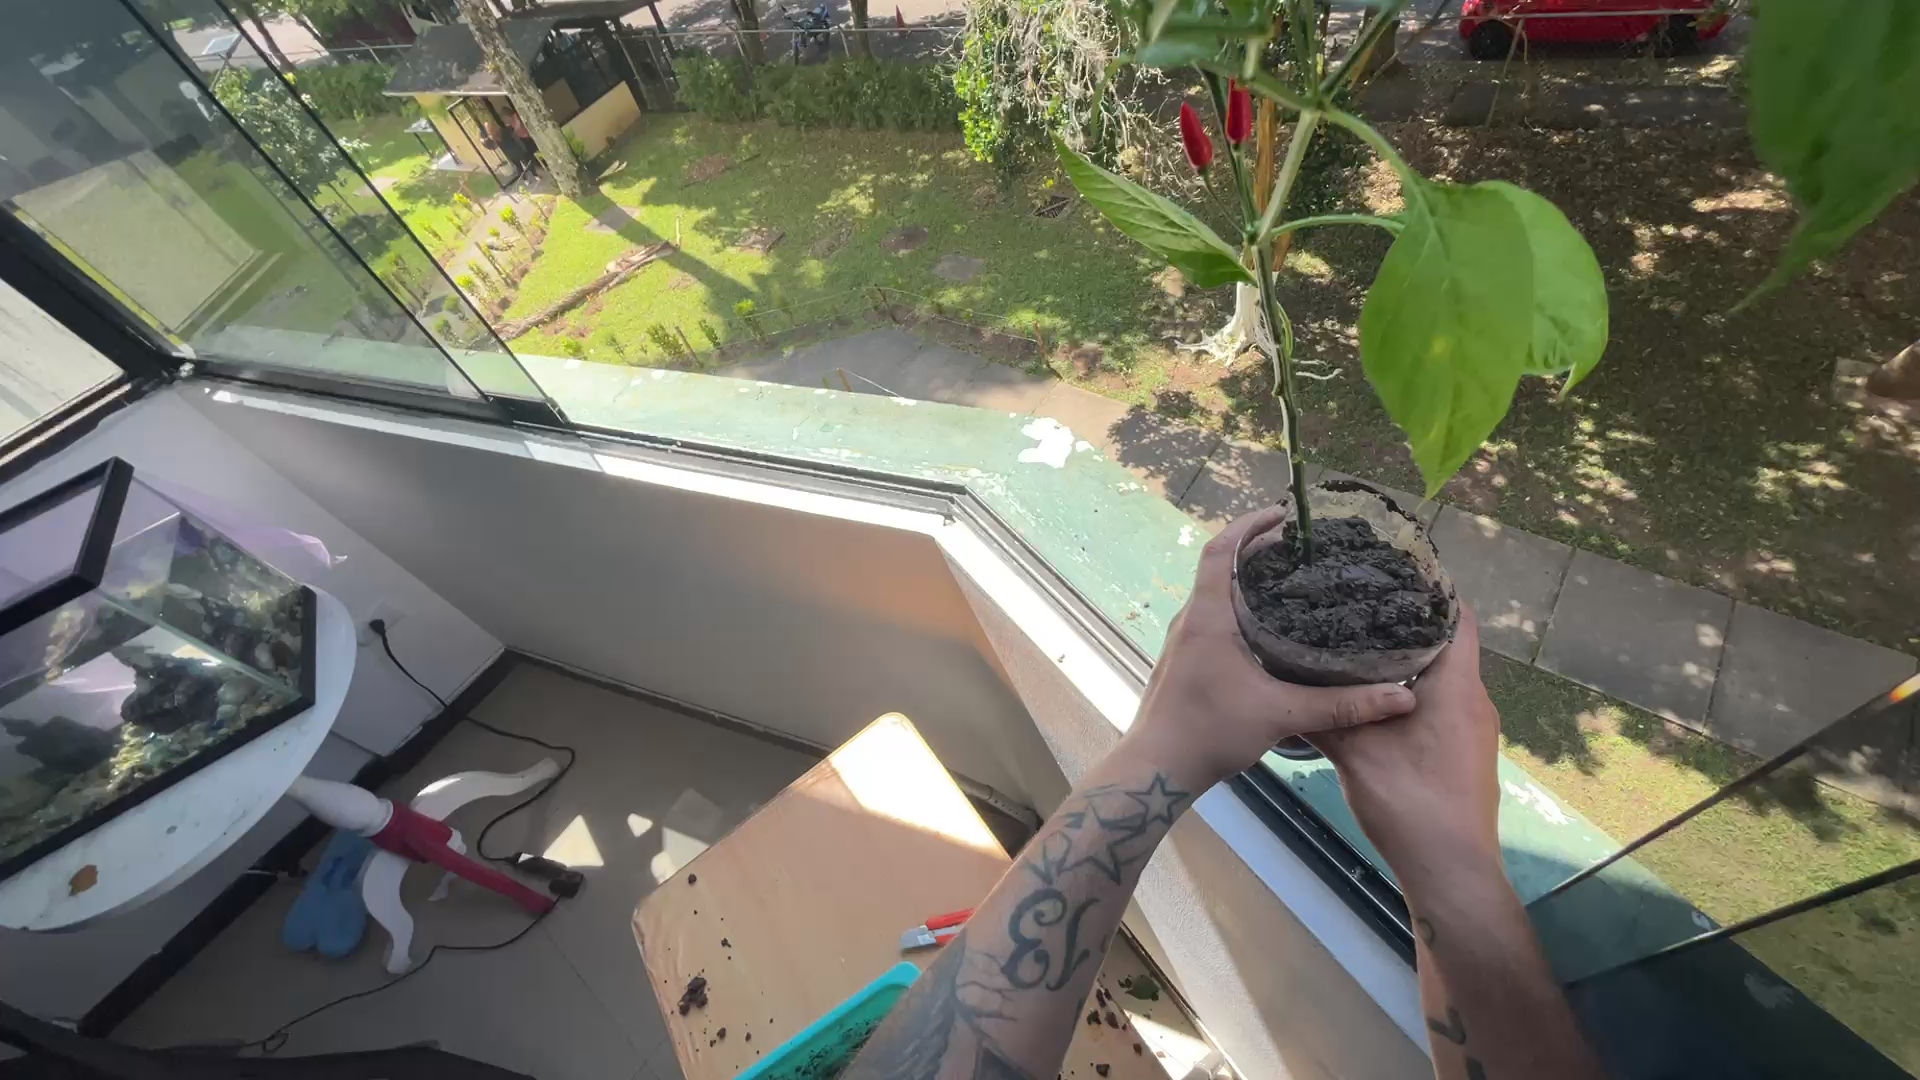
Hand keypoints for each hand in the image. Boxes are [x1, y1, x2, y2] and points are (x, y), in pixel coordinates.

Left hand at [1128, 506, 1416, 788]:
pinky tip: (1272, 624)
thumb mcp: (1280, 715)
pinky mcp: (1187, 656)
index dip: (1246, 526)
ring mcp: (1185, 638)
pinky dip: (1240, 604)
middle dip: (1255, 548)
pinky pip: (1214, 615)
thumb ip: (1341, 706)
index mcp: (1207, 617)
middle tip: (1301, 544)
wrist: (1158, 764)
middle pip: (1218, 566)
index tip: (1281, 514)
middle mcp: (1191, 619)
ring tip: (1292, 576)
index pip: (1217, 552)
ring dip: (1247, 577)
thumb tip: (1402, 697)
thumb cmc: (1209, 730)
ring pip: (1215, 592)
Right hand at [1308, 608, 1503, 896]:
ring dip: (1403, 650)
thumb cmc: (1409, 803)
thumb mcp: (1355, 754)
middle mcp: (1471, 699)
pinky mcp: (1460, 743)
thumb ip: (1322, 714)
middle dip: (1403, 615)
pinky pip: (1436, 695)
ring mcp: (1469, 724)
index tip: (1385, 566)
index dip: (1430, 588)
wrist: (1450, 870)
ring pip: (1439, 670)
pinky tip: (1363, 682)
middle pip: (1445, 640)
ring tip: (1350, 630)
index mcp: (1455, 690)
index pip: (1457, 619)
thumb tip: (1281, 678)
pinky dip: (1405, 679)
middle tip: (1352, 594)